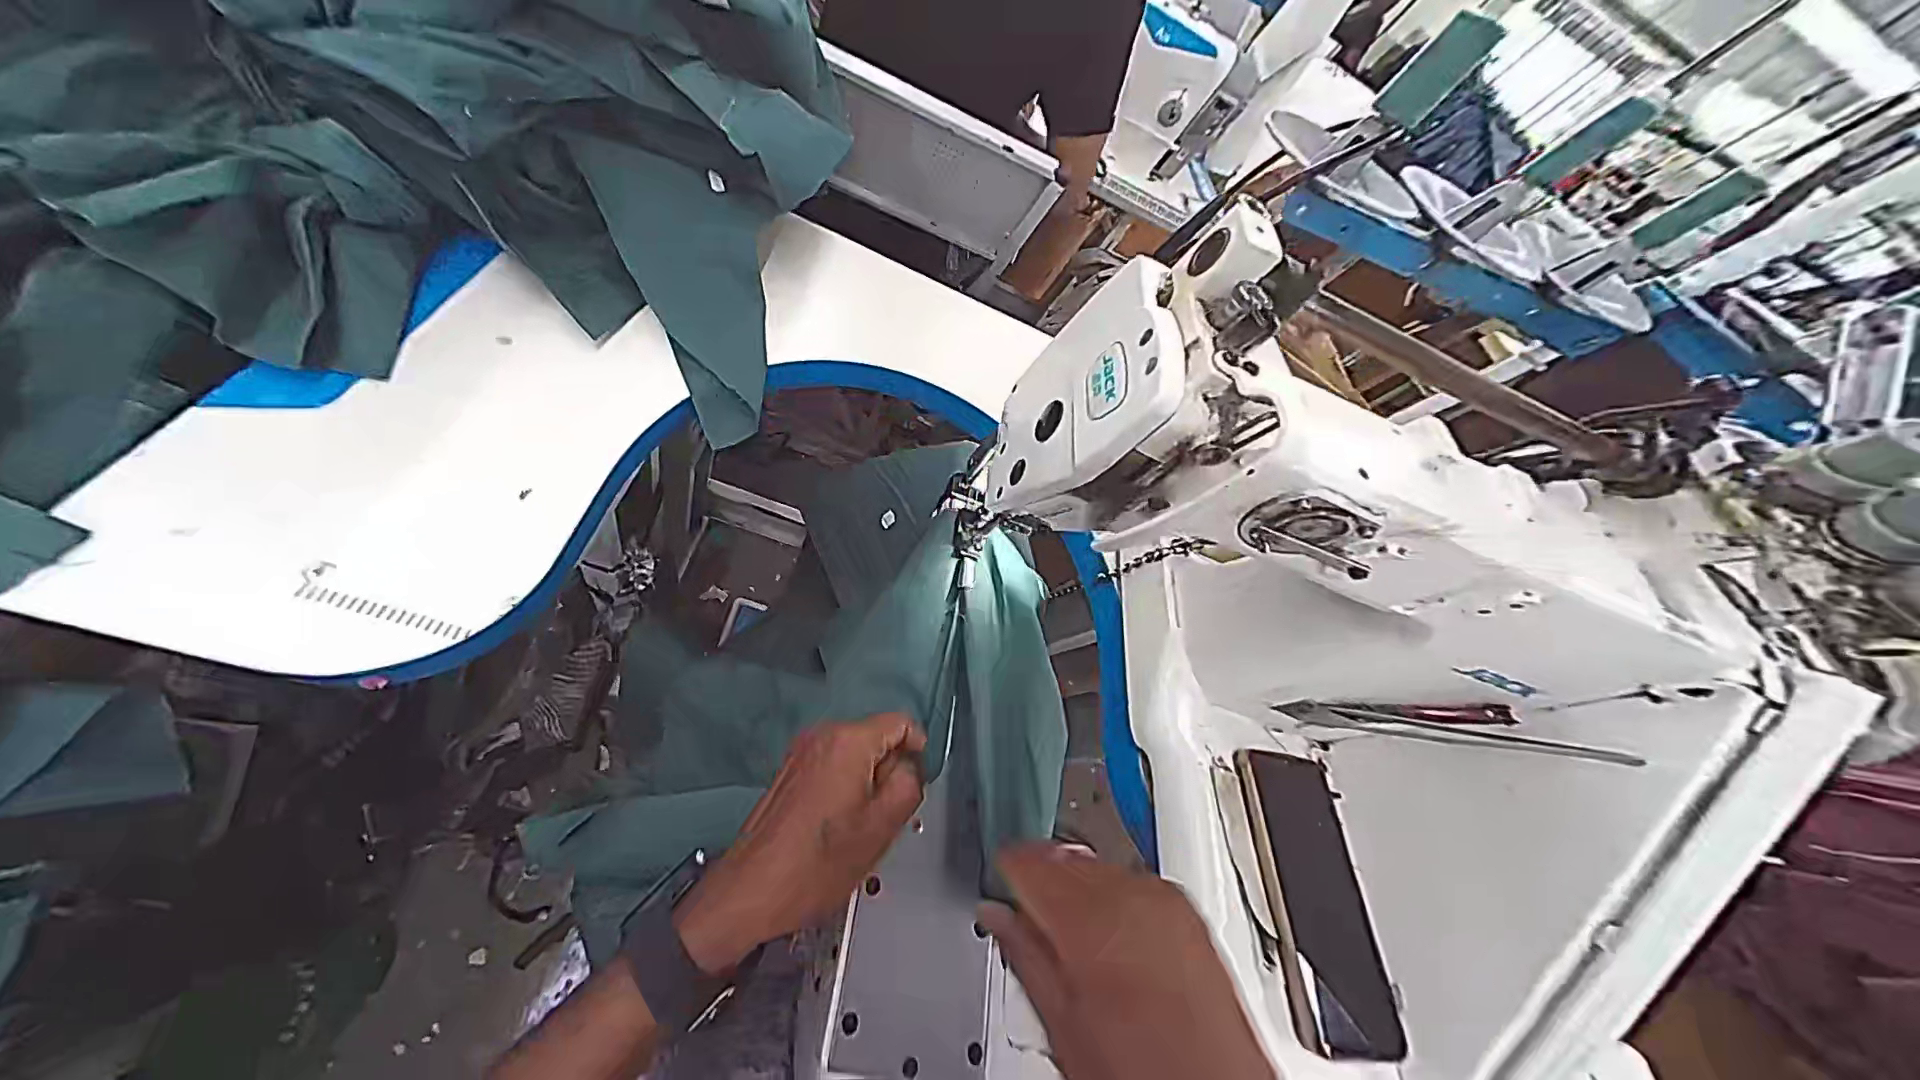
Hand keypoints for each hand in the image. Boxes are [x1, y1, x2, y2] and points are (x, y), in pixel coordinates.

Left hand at [672, 712, 926, 974]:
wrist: (752, 891)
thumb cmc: (817, 863)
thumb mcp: (883, 825)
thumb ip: (910, 783)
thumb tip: (911, 767)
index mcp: (849, 741)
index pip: (904, 724)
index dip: (918, 753)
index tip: (914, 785)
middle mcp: (822, 736)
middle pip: (878, 738)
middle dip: (890, 770)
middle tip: (884, 814)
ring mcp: (802, 752)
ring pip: (856, 754)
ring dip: (867, 782)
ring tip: (858, 825)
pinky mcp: (790, 771)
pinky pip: (833, 766)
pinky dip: (844, 788)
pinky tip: (836, 826)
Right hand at [978, 844, 1276, 1079]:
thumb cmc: (1143, 1072)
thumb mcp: (1060, 1020)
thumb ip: (1023, 953)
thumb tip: (996, 915)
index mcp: (1086, 916)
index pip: (1029, 860)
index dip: (1008, 868)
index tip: (1000, 881)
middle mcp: (1127, 894)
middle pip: (1064, 859)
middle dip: (1043, 879)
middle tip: (1028, 910)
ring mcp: (1161, 898)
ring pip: (1097, 866)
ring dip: (1078, 885)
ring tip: (1071, 931)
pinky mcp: (1186, 909)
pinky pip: (1133, 881)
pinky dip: (1114, 895)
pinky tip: (1111, 933)